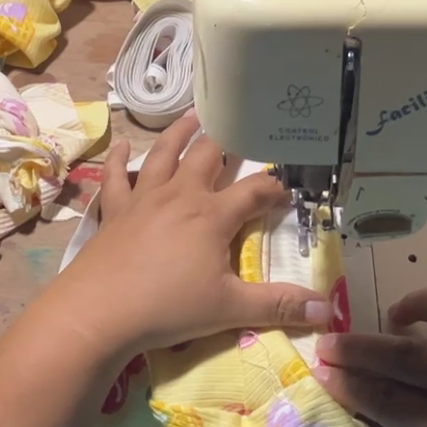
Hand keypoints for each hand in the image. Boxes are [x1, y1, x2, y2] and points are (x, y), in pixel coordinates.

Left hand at [43, 113, 328, 356]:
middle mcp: (181, 195)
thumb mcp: (230, 309)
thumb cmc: (168, 308)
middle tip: (238, 123)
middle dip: (227, 140)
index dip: (275, 187)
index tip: (287, 189)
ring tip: (192, 114)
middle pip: (208, 156)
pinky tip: (123, 145)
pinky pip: (118, 177)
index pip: (255, 190)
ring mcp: (145, 198)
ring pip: (165, 154)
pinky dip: (120, 159)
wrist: (99, 311)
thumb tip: (327, 309)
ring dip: (180, 132)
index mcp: (213, 215)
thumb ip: (278, 305)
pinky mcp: (116, 210)